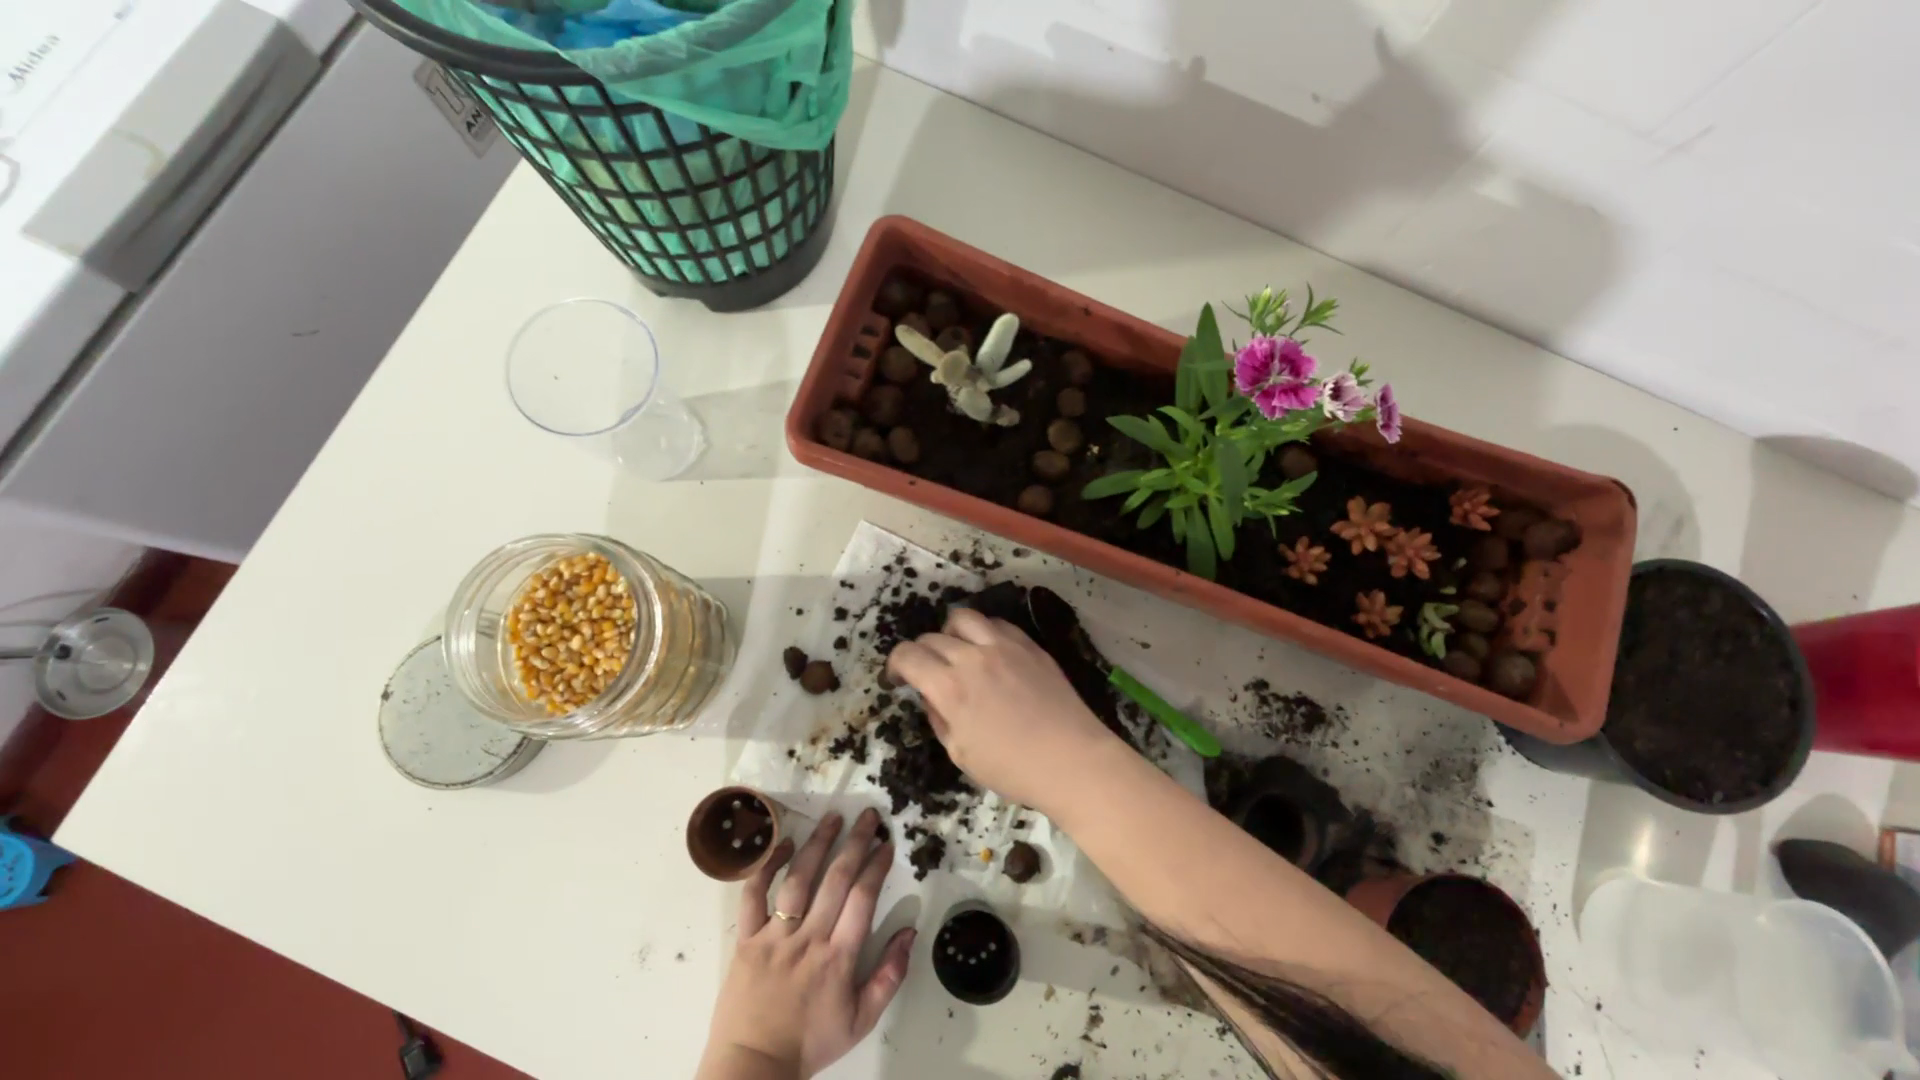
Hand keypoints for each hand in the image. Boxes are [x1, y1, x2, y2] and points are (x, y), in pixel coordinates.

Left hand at [701, 810, 914, 1078]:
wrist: (753, 1065)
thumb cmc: (810, 1042)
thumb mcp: (861, 1020)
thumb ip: (889, 976)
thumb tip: (910, 932)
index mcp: (839, 958)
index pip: (863, 899)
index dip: (876, 867)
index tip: (887, 843)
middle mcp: (808, 939)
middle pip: (836, 880)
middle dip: (855, 843)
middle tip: (868, 816)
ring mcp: (774, 936)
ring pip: (798, 879)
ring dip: (817, 844)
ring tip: (833, 818)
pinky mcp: (746, 939)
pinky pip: (753, 895)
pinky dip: (766, 867)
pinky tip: (782, 844)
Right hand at [886, 607, 1122, 811]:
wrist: (1073, 761)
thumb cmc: (1013, 769)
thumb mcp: (961, 754)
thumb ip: (939, 718)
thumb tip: (930, 696)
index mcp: (950, 688)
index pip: (907, 656)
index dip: (894, 665)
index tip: (897, 679)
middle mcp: (973, 657)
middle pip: (932, 637)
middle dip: (920, 654)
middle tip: (927, 673)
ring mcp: (1005, 646)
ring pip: (963, 618)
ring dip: (950, 633)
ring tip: (957, 653)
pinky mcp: (1030, 646)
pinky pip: (997, 624)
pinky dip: (983, 633)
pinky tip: (989, 652)